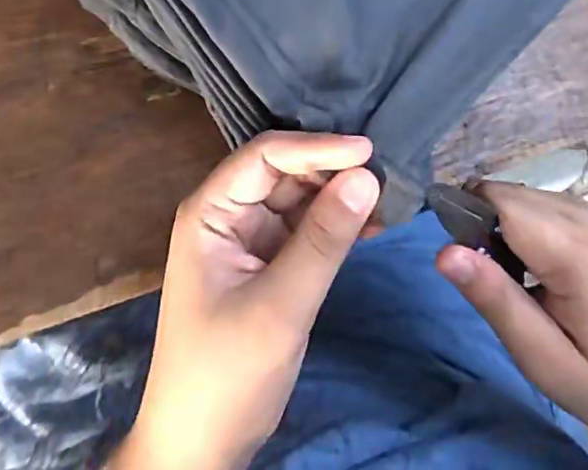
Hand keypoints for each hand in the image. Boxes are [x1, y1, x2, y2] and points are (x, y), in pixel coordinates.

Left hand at [110, 132, 380, 469]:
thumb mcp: (280, 307)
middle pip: (285, 171)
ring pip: (300, 197)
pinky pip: (307, 228)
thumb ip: (324, 239)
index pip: (265, 155)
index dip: (316, 147)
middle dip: (333, 171)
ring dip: (341, 197)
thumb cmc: (226, 376)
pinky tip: (374, 227)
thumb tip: (368, 176)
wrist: (199, 450)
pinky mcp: (269, 261)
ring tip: (388, 199)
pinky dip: (338, 225)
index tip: (367, 151)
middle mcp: (229, 214)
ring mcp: (249, 237)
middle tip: (387, 175)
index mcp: (210, 212)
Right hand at [435, 183, 587, 469]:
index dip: (467, 225)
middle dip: (478, 227)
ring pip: (511, 195)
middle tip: (486, 284)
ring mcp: (586, 210)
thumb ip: (495, 301)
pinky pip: (528, 201)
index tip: (462, 268)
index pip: (497, 203)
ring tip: (508, 281)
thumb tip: (443, 252)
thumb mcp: (544, 361)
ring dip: (494, 228)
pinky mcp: (584, 214)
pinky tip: (524, 267)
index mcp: (575, 251)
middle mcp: (581, 215)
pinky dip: (512, 226)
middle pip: (502, 195)